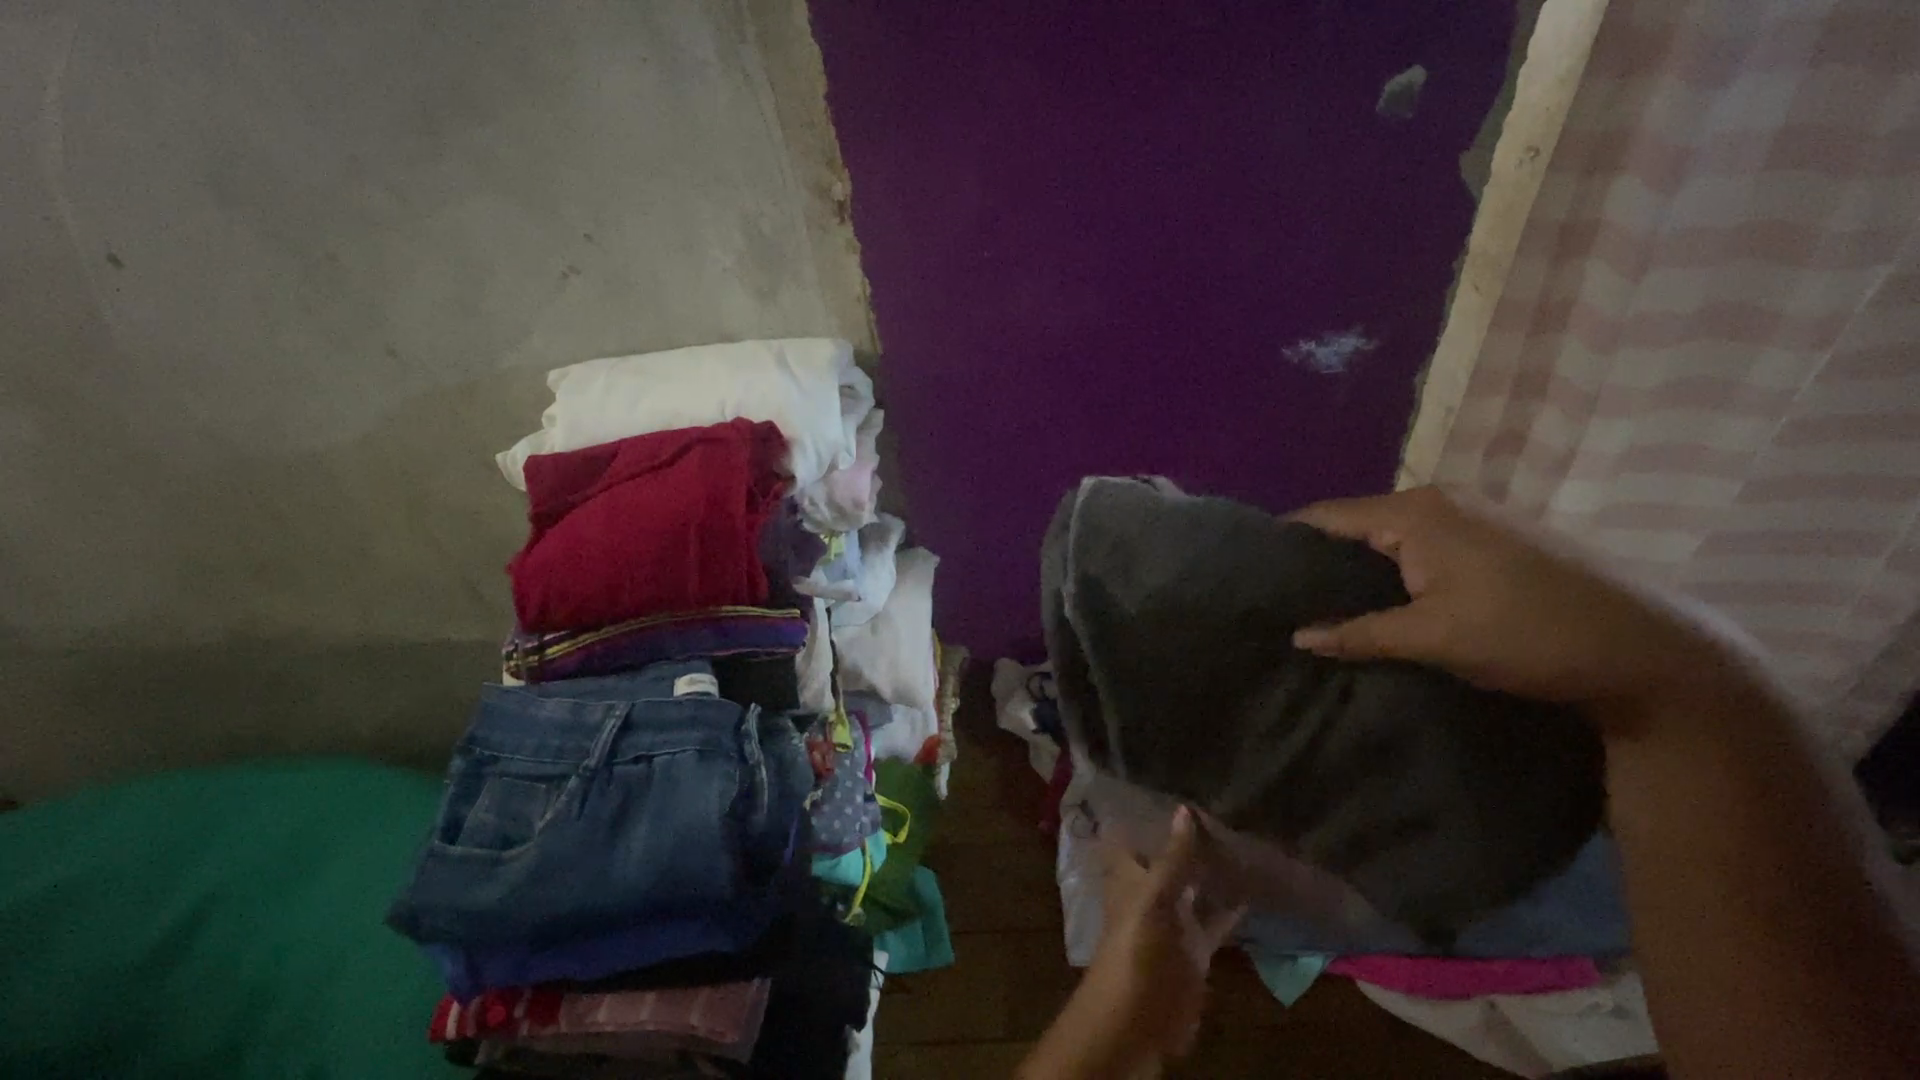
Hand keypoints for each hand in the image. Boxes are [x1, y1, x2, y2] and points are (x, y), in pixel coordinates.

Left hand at [1085, 806, 1244, 1058]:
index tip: (1165, 788)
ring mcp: (1171, 923)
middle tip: (1217, 807)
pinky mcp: (1194, 950)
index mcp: (1127, 878)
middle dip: (1184, 841)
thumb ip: (1172, 858)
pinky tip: (1253, 890)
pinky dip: (1229, 908)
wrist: (1138, 1018)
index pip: (1129, 838)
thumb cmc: (1135, 948)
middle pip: (1165, 862)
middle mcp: (1147, 895)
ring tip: (1240, 839)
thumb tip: (1184, 809)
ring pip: (1191, 889)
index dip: (1142, 816)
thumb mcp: (1152, 897)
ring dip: (1210, 872)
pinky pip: (1213, 922)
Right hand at [1288, 487, 1722, 709]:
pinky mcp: (1498, 539)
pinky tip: (1386, 600)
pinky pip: (1424, 545)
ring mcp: (1476, 516)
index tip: (1252, 569)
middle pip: (1360, 522)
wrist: (1649, 648)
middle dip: (1322, 556)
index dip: (1289, 539)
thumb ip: (1360, 634)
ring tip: (1325, 601)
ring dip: (1361, 565)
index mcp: (1418, 512)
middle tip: (1284, 594)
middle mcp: (1442, 501)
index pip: (1329, 515)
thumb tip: (1297, 637)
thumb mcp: (1434, 638)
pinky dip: (1396, 568)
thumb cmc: (1528, 633)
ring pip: (1394, 535)